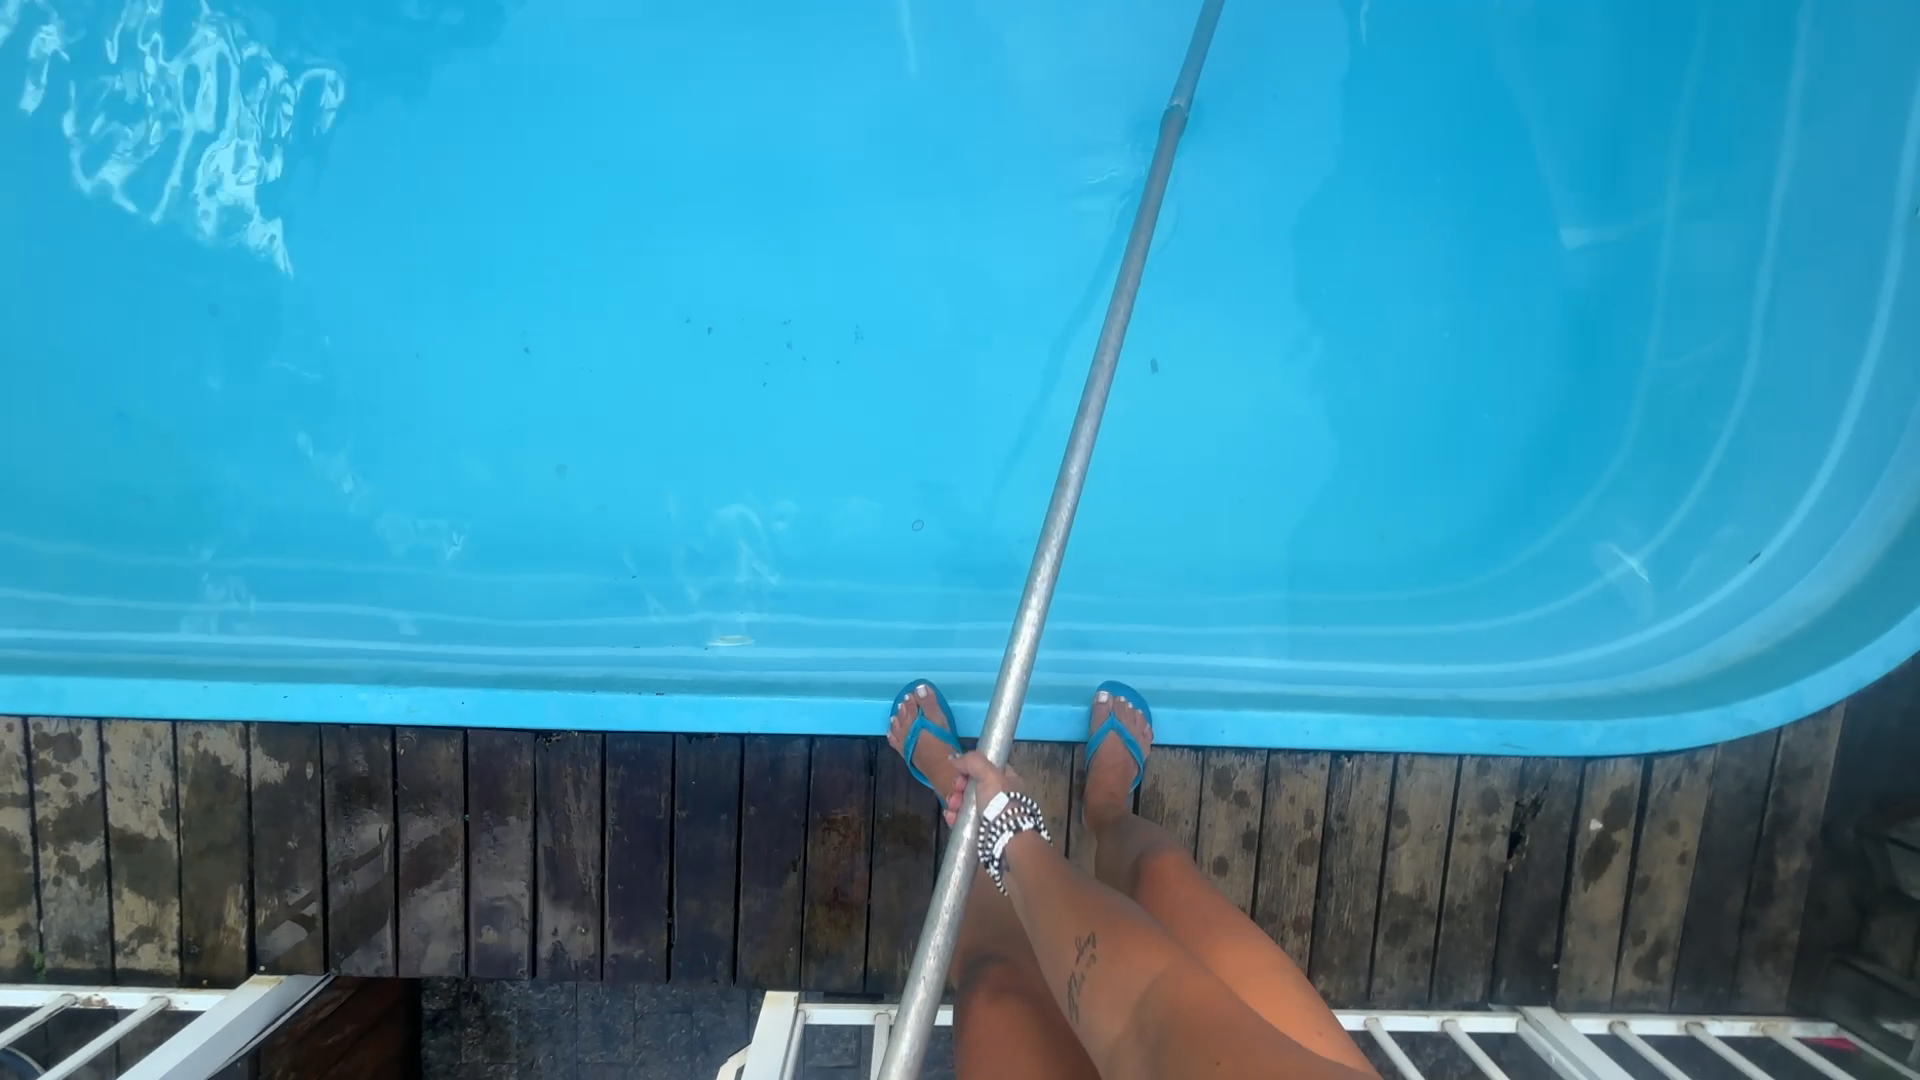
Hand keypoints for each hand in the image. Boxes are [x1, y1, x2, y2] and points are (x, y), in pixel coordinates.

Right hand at [942, 750, 1026, 826]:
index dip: (971, 768)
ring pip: (967, 804)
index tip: (961, 773)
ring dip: (956, 803)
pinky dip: (955, 818)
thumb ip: (972, 761)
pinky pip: (964, 820)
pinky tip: (951, 817)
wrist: (1006, 838)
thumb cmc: (1001, 801)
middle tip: (956, 791)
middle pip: (974, 786)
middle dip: (960, 788)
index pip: (987, 768)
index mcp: (1008, 780)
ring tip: (953, 807)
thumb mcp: (989, 774)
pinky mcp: (982, 831)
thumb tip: (954, 758)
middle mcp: (1001, 797)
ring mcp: (991, 815)